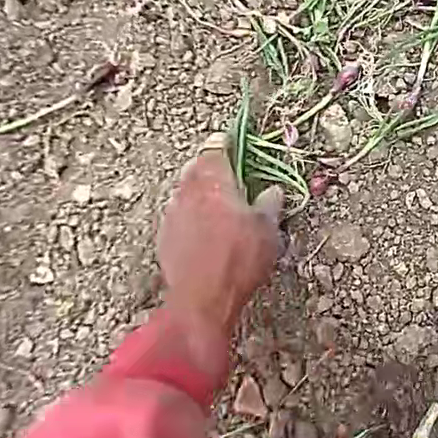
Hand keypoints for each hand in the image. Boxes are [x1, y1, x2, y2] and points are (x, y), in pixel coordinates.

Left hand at [157, 135, 283, 336]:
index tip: (230, 139)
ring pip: (184, 191)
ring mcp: (173, 216)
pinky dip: (191, 211)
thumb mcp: (269, 228)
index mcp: (215, 185)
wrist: (203, 298)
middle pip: (194, 169)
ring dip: (198, 188)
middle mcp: (188, 195)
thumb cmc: (241, 258)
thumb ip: (270, 204)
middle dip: (208, 164)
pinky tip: (205, 223)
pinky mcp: (165, 238)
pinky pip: (178, 213)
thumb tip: (272, 191)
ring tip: (216, 195)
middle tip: (225, 166)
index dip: (224, 143)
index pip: (215, 151)